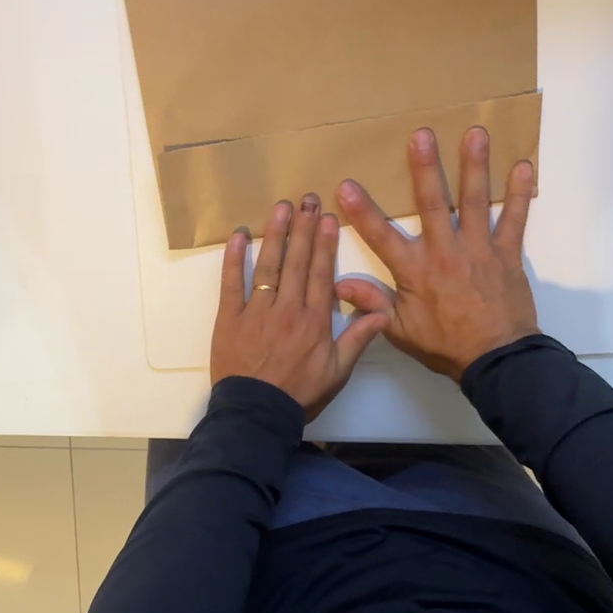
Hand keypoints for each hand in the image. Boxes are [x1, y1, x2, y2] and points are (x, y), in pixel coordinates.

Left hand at [211, 193, 389, 420]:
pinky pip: (231, 283)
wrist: (257, 412)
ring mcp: (256, 311)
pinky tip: (238, 236)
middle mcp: (287, 308)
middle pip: (297, 262)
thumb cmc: (299, 394)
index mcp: (314, 320)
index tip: (328, 218)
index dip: (325, 244)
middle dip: (303, 228)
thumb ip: (358, 339)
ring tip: (281, 207)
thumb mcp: (337, 372)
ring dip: (275, 234)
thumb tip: (382, 313)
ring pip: (268, 265)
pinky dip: (233, 259)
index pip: (321, 273)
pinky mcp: (229, 318)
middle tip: (307, 199)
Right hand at [335, 126, 539, 380]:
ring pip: (475, 201)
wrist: (496, 359)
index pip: (381, 236)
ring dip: (475, 166)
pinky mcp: (507, 254)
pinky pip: (515, 220)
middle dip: (425, 168)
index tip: (346, 186)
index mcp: (415, 271)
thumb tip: (339, 284)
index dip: (362, 211)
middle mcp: (445, 252)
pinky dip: (521, 193)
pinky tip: (524, 166)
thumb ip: (372, 303)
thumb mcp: (400, 330)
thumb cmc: (445, 346)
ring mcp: (479, 250)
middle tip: (421, 135)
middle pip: (432, 204)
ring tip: (475, 133)